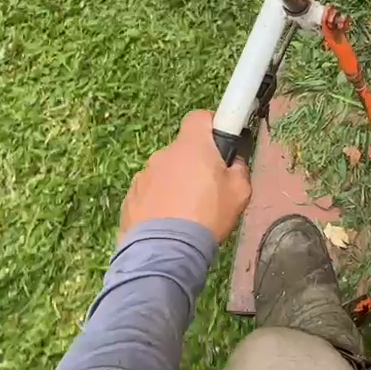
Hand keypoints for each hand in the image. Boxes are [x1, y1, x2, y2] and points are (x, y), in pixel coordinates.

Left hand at [119, 110, 252, 241]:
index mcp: (193, 146)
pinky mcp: (130, 198)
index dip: (211, 126)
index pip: (199, 117)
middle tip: (209, 188)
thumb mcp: (241, 191)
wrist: (165, 253)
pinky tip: (169, 223)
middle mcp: (164, 154)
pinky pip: (150, 192)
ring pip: (166, 171)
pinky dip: (159, 201)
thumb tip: (233, 163)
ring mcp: (143, 176)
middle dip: (195, 162)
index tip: (220, 144)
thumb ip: (239, 168)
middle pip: (183, 149)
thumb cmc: (208, 215)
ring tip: (187, 212)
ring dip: (176, 183)